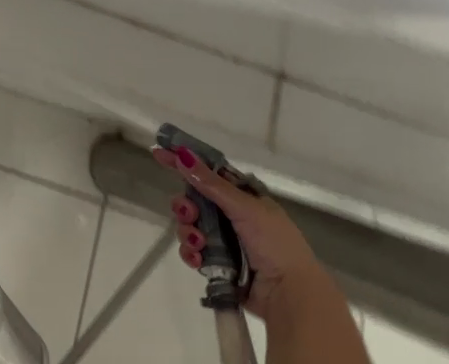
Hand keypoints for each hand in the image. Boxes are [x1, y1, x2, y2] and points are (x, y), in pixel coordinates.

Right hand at [152, 144, 329, 322]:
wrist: (289, 294)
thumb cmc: (275, 244)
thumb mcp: (246, 208)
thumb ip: (211, 184)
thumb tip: (181, 154)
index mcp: (243, 200)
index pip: (208, 174)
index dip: (185, 163)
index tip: (159, 153)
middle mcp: (231, 217)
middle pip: (193, 201)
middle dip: (185, 206)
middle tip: (189, 213)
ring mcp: (224, 242)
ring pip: (189, 226)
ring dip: (188, 232)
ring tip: (199, 243)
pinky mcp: (218, 264)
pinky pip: (193, 252)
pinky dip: (192, 254)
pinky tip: (198, 259)